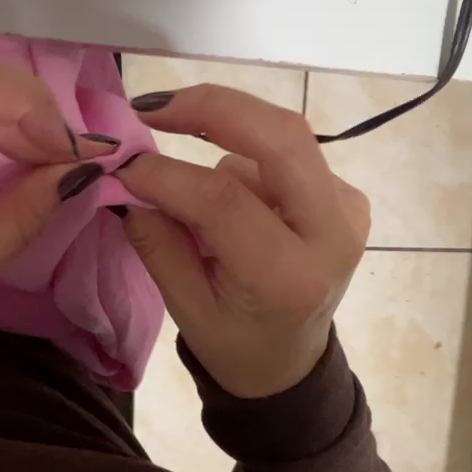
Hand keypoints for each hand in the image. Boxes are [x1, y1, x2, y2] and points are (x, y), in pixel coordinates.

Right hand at [116, 86, 370, 397]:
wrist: (290, 363)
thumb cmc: (232, 343)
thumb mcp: (185, 308)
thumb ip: (157, 241)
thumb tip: (127, 180)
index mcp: (288, 277)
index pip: (224, 202)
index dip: (167, 174)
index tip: (123, 165)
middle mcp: (333, 232)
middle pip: (281, 136)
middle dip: (212, 108)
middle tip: (152, 108)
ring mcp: (348, 207)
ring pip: (278, 138)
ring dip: (222, 145)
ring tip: (188, 192)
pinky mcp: (346, 194)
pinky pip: (284, 154)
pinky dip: (243, 159)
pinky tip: (229, 198)